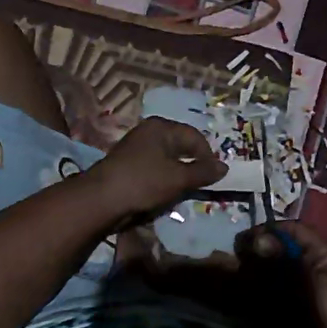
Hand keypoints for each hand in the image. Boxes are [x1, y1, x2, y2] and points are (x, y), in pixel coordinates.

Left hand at [89, 118, 225, 221]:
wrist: (101, 199)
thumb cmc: (143, 182)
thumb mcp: (178, 178)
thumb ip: (203, 172)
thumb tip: (225, 167)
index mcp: (161, 127)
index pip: (195, 137)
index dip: (208, 156)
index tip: (215, 176)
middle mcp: (149, 133)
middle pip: (181, 146)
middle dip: (193, 166)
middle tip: (201, 185)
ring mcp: (137, 148)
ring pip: (168, 160)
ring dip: (178, 175)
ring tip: (183, 191)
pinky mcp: (129, 165)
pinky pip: (155, 169)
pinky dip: (164, 180)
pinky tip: (165, 193)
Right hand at [244, 222, 326, 325]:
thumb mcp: (315, 278)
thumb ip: (286, 255)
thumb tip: (258, 237)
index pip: (294, 229)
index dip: (268, 231)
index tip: (242, 242)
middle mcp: (322, 263)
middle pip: (287, 247)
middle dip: (263, 252)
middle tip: (241, 261)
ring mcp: (314, 285)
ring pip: (282, 268)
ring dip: (263, 271)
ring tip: (244, 278)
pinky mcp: (306, 305)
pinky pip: (283, 288)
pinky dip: (269, 288)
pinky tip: (256, 295)